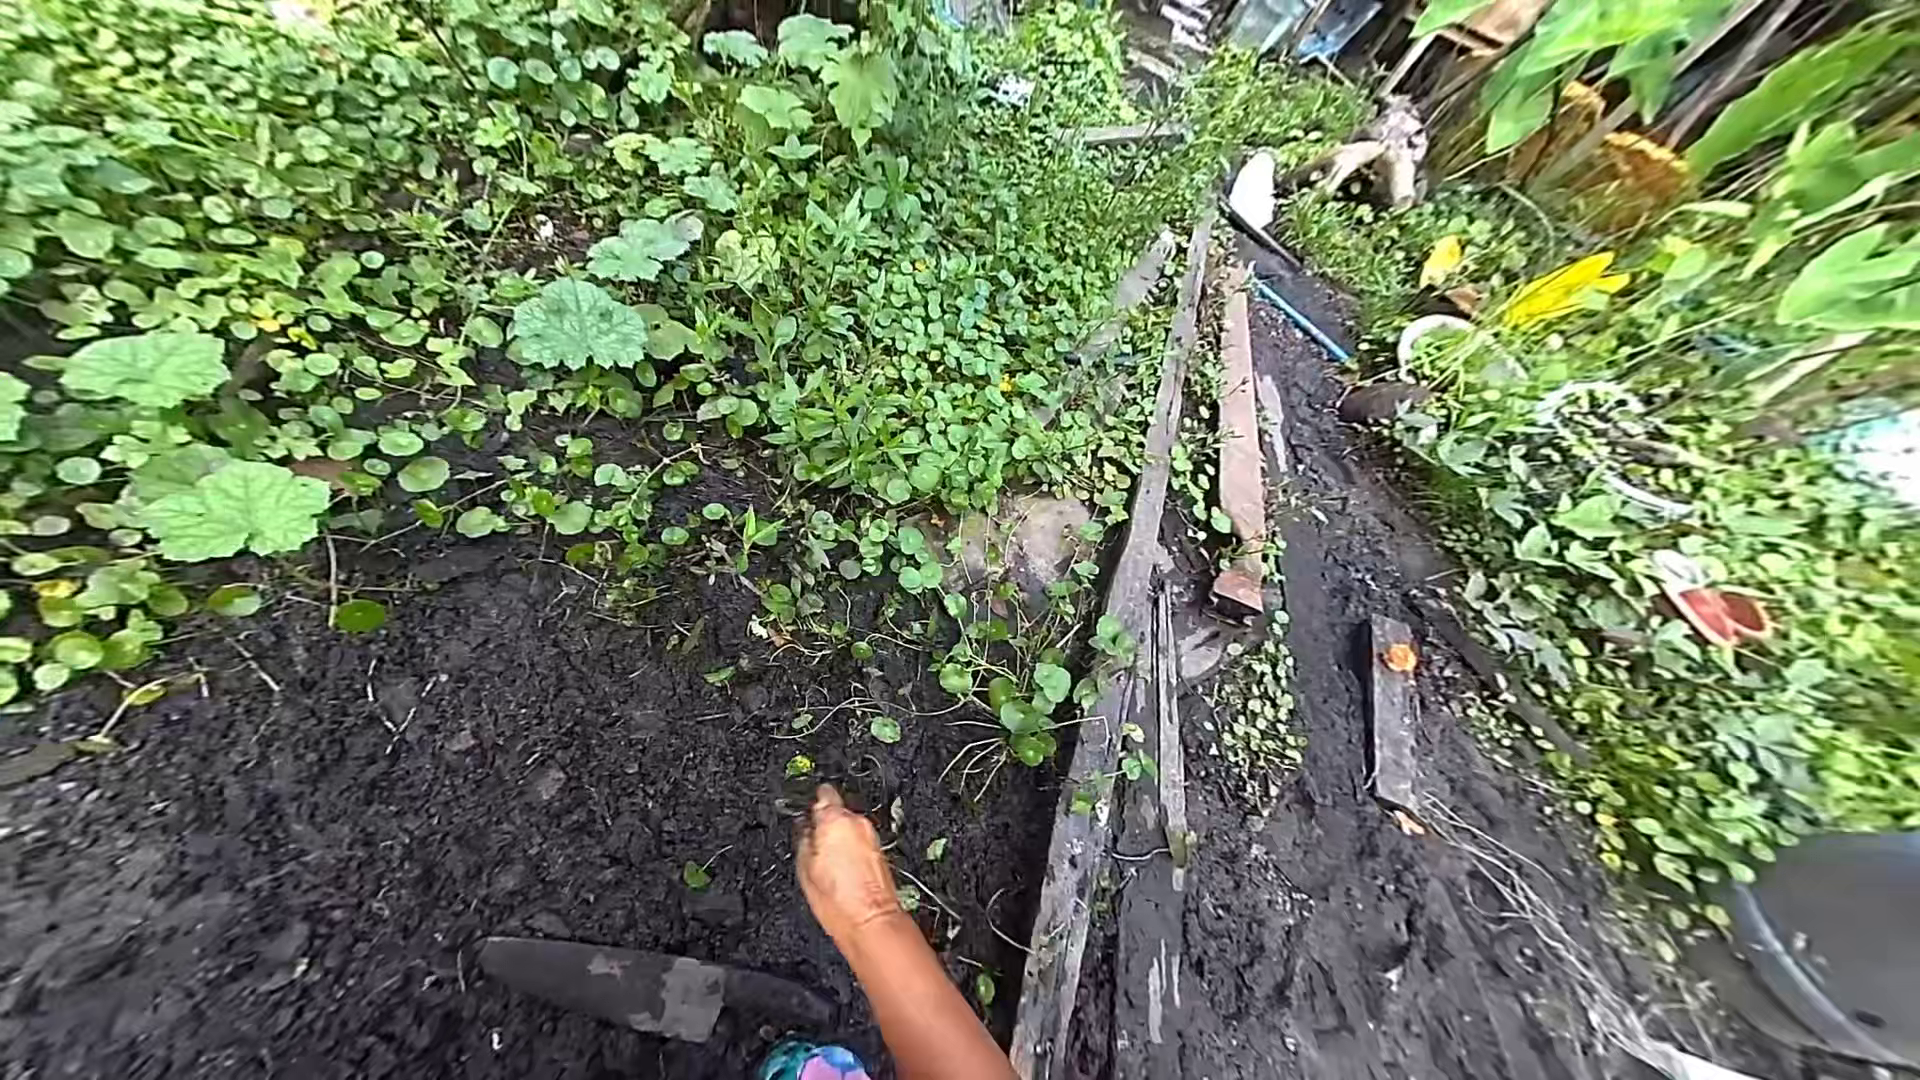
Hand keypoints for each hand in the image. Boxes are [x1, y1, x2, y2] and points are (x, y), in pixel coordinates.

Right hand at [796, 784, 903, 944]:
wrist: (870, 920)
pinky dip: (852, 848)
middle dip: (826, 825)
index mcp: (834, 820)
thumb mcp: (804, 869)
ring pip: (849, 827)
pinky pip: (860, 840)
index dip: (813, 801)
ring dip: (840, 837)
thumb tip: (803, 827)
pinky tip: (844, 869)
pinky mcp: (879, 847)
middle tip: (814, 846)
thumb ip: (803, 839)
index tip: (808, 809)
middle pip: (837, 811)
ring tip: (830, 864)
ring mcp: (870, 834)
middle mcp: (856, 822)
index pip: (823, 793)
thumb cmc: (838, 901)